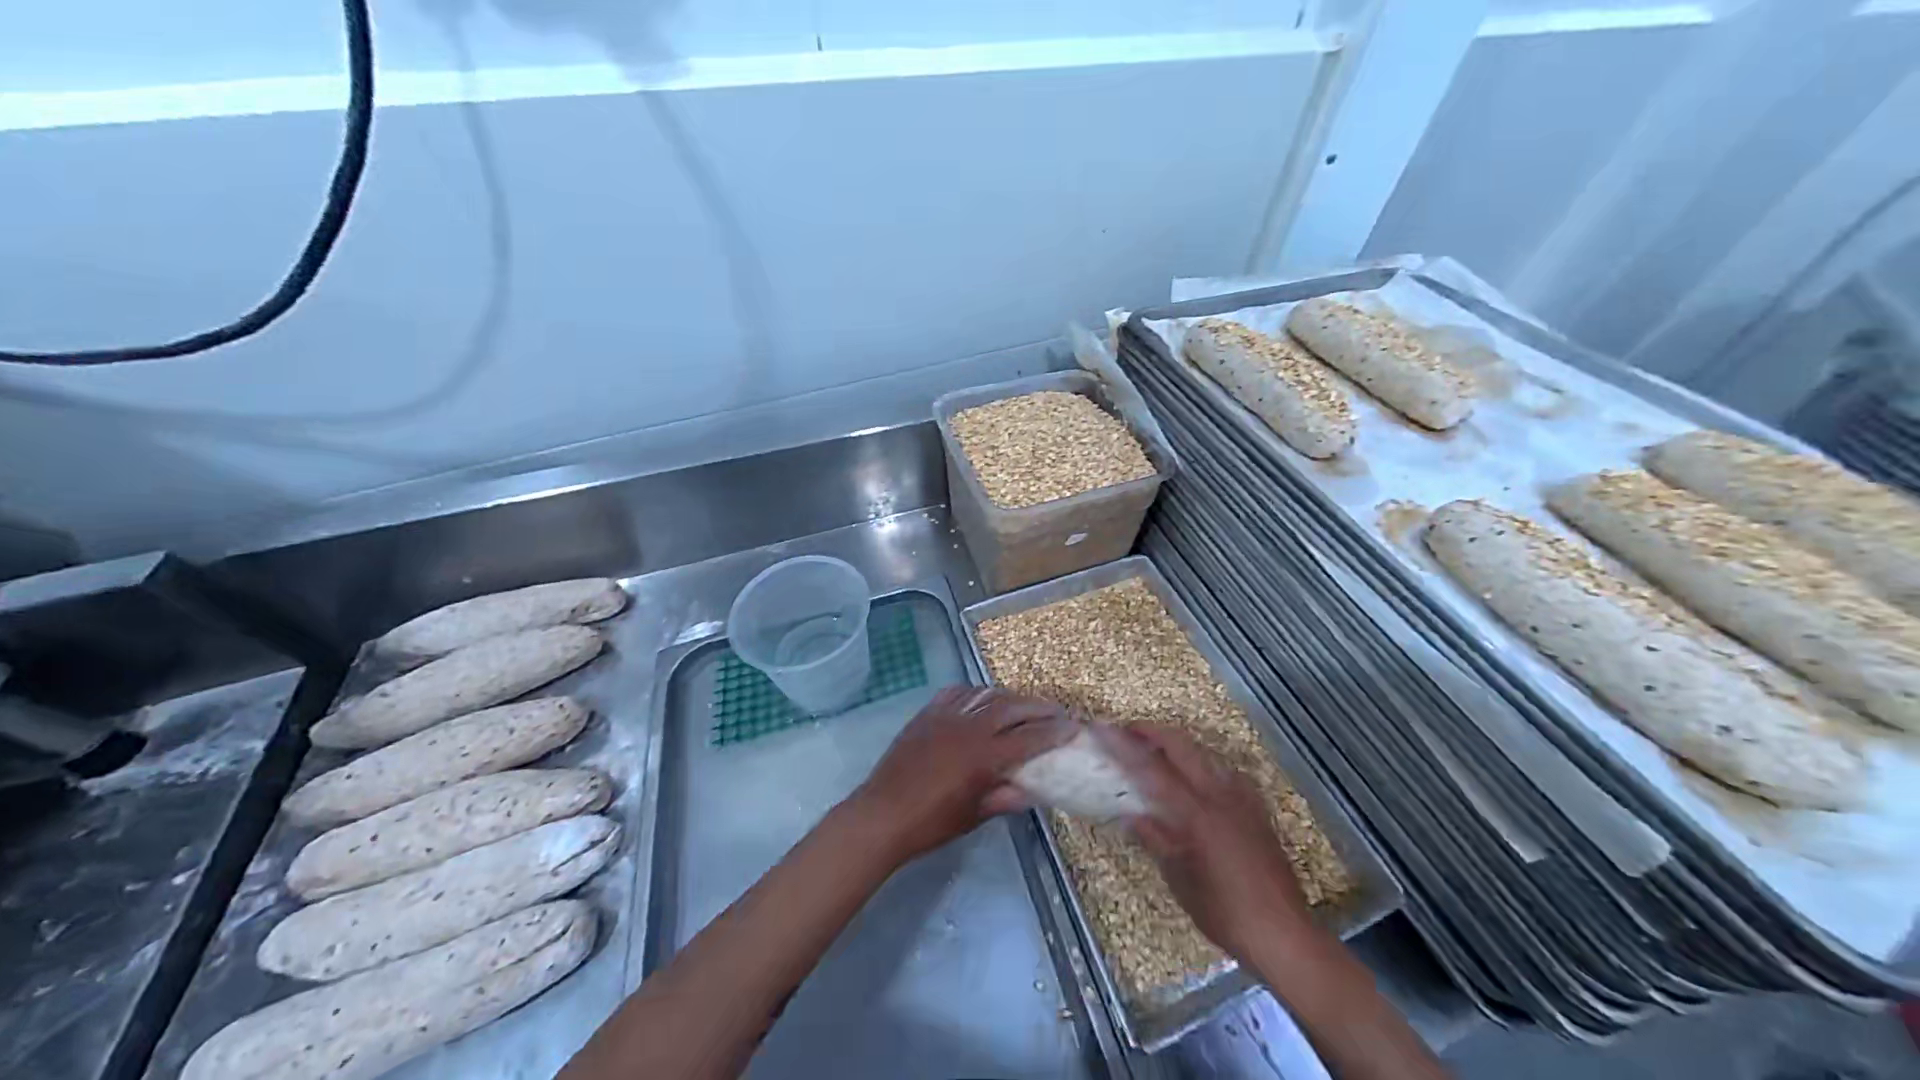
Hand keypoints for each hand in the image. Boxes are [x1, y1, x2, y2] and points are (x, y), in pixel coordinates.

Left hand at [848, 686, 1076, 862]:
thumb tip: (1031, 790)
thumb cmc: (930, 823)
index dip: (1053, 732)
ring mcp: (945, 716)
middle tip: (1056, 711)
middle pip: (1011, 708)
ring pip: (985, 695)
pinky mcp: (926, 714)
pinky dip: (976, 692)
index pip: (1028, 738)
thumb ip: (1004, 798)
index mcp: (982, 756)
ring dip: (1008, 697)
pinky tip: (983, 699)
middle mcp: (967, 728)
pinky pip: (956, 693)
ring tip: (1023, 705)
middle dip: (1037, 708)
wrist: (882, 814)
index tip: (1073, 727)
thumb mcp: (973, 815)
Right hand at [1100, 725, 1315, 961]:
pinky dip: (1202, 763)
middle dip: (1152, 732)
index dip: (1124, 747)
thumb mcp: (1180, 880)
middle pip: (1182, 746)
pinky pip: (1225, 772)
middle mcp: (1221, 796)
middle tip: (1126, 732)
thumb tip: (1132, 815)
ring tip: (1155, 751)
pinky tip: (1196, 777)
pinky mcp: (1256, 810)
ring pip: (1205, 754)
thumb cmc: (1226, 913)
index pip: (1152, 768)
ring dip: (1177, 745)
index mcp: (1197, 813)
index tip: (1102, 730)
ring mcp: (1243, 800)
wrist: (1285, 934)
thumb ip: (1157, 840)